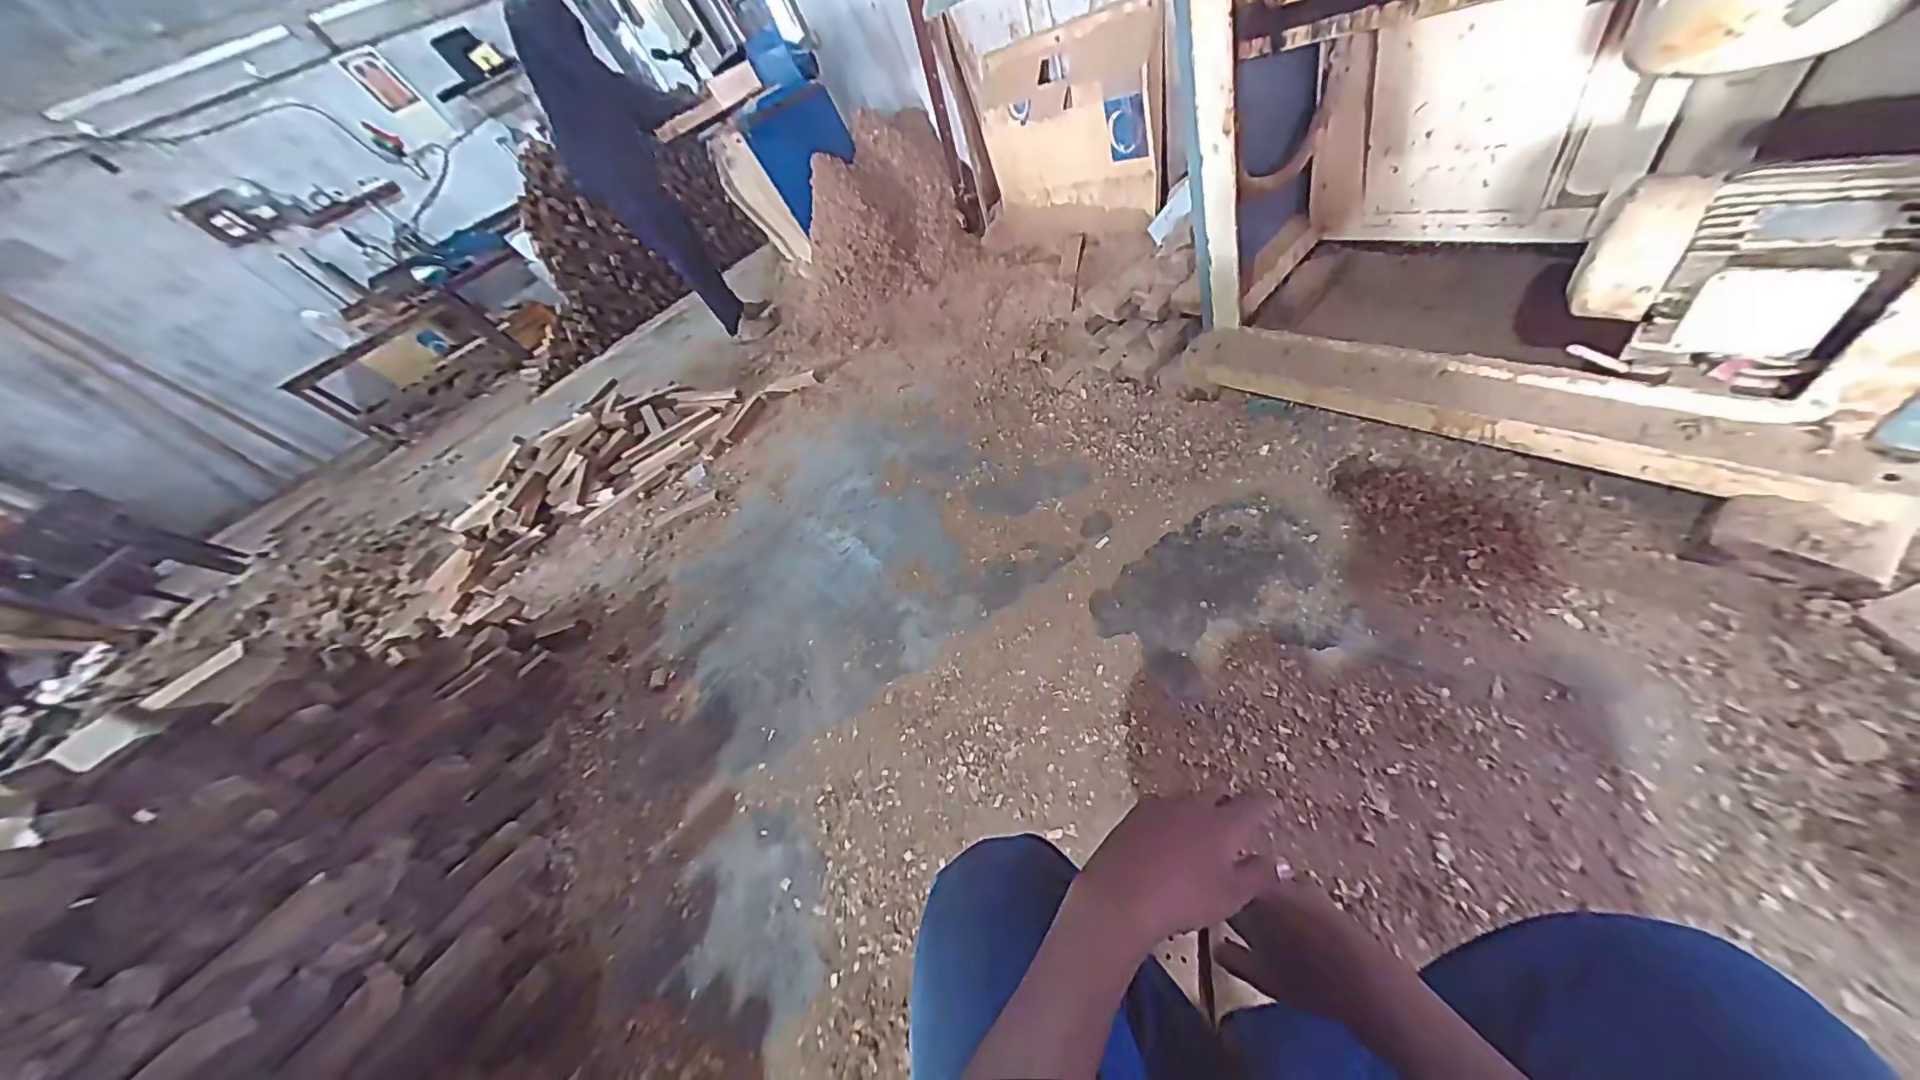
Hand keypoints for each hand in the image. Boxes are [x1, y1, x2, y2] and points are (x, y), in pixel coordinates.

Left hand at [1070, 794, 1287, 948]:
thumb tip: (1278, 861)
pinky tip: (1168, 839)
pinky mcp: (1136, 813)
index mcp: (1224, 823)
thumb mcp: (1231, 895)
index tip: (1271, 808)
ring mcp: (1161, 805)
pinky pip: (1162, 809)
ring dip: (1198, 813)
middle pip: (1218, 796)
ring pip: (1188, 801)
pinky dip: (1171, 820)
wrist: (1123, 892)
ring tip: (1200, 836)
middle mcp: (1194, 804)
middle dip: (1229, 808)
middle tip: (1235, 828)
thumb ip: (1258, 875)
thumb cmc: (1186, 898)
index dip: (1265, 806)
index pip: (1253, 805)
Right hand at [1216, 884, 1379, 1019]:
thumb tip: (1215, 945)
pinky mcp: (1315, 890)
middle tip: (1232, 911)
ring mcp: (1291, 882)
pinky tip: (1290, 920)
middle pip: (1240, 879)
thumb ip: (1232, 958)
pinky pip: (1287, 886)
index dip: (1211, 898)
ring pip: (1263, 881)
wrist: (1362, 977)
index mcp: (1244, 899)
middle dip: (1234, 890)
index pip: (1217, 889)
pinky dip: (1283, 897)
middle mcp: (1264, 882)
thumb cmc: (1305, 980)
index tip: (1209, 908)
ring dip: (1258, 892)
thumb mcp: (1260, 977)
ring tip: (1263, 917)